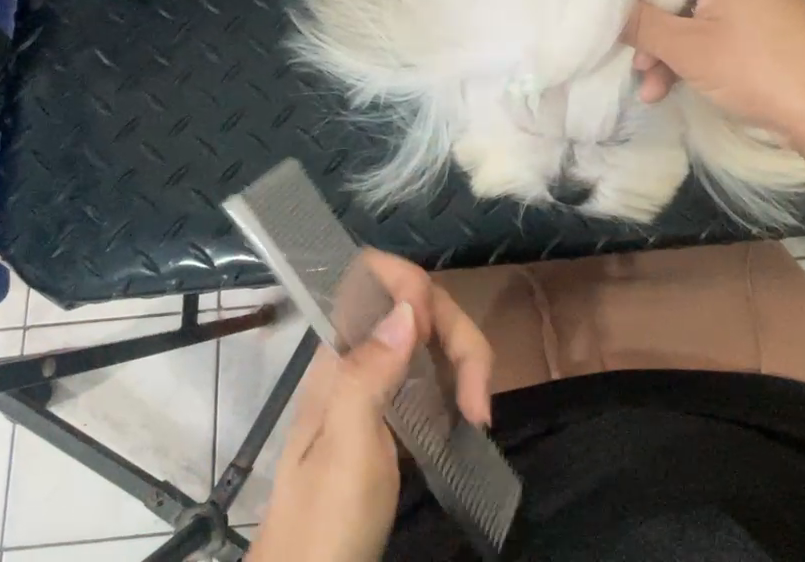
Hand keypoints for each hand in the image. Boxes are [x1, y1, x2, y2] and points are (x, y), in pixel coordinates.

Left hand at [247, 251, 493, 561]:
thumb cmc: (324, 524)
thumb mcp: (348, 450)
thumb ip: (369, 373)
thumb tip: (408, 306)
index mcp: (338, 357)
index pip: (374, 280)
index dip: (414, 287)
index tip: (439, 339)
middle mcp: (357, 361)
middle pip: (417, 309)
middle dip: (459, 338)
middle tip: (480, 405)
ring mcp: (375, 388)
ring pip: (431, 343)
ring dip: (466, 365)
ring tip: (479, 419)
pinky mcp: (392, 417)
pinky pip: (433, 378)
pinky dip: (460, 389)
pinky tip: (468, 422)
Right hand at [623, 0, 804, 145]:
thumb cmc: (755, 67)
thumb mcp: (686, 49)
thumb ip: (640, 25)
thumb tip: (602, 7)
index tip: (605, 9)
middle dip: (650, 31)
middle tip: (631, 62)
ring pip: (693, 17)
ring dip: (668, 53)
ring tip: (649, 89)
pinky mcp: (765, 26)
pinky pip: (716, 31)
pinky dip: (693, 57)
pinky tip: (670, 89)